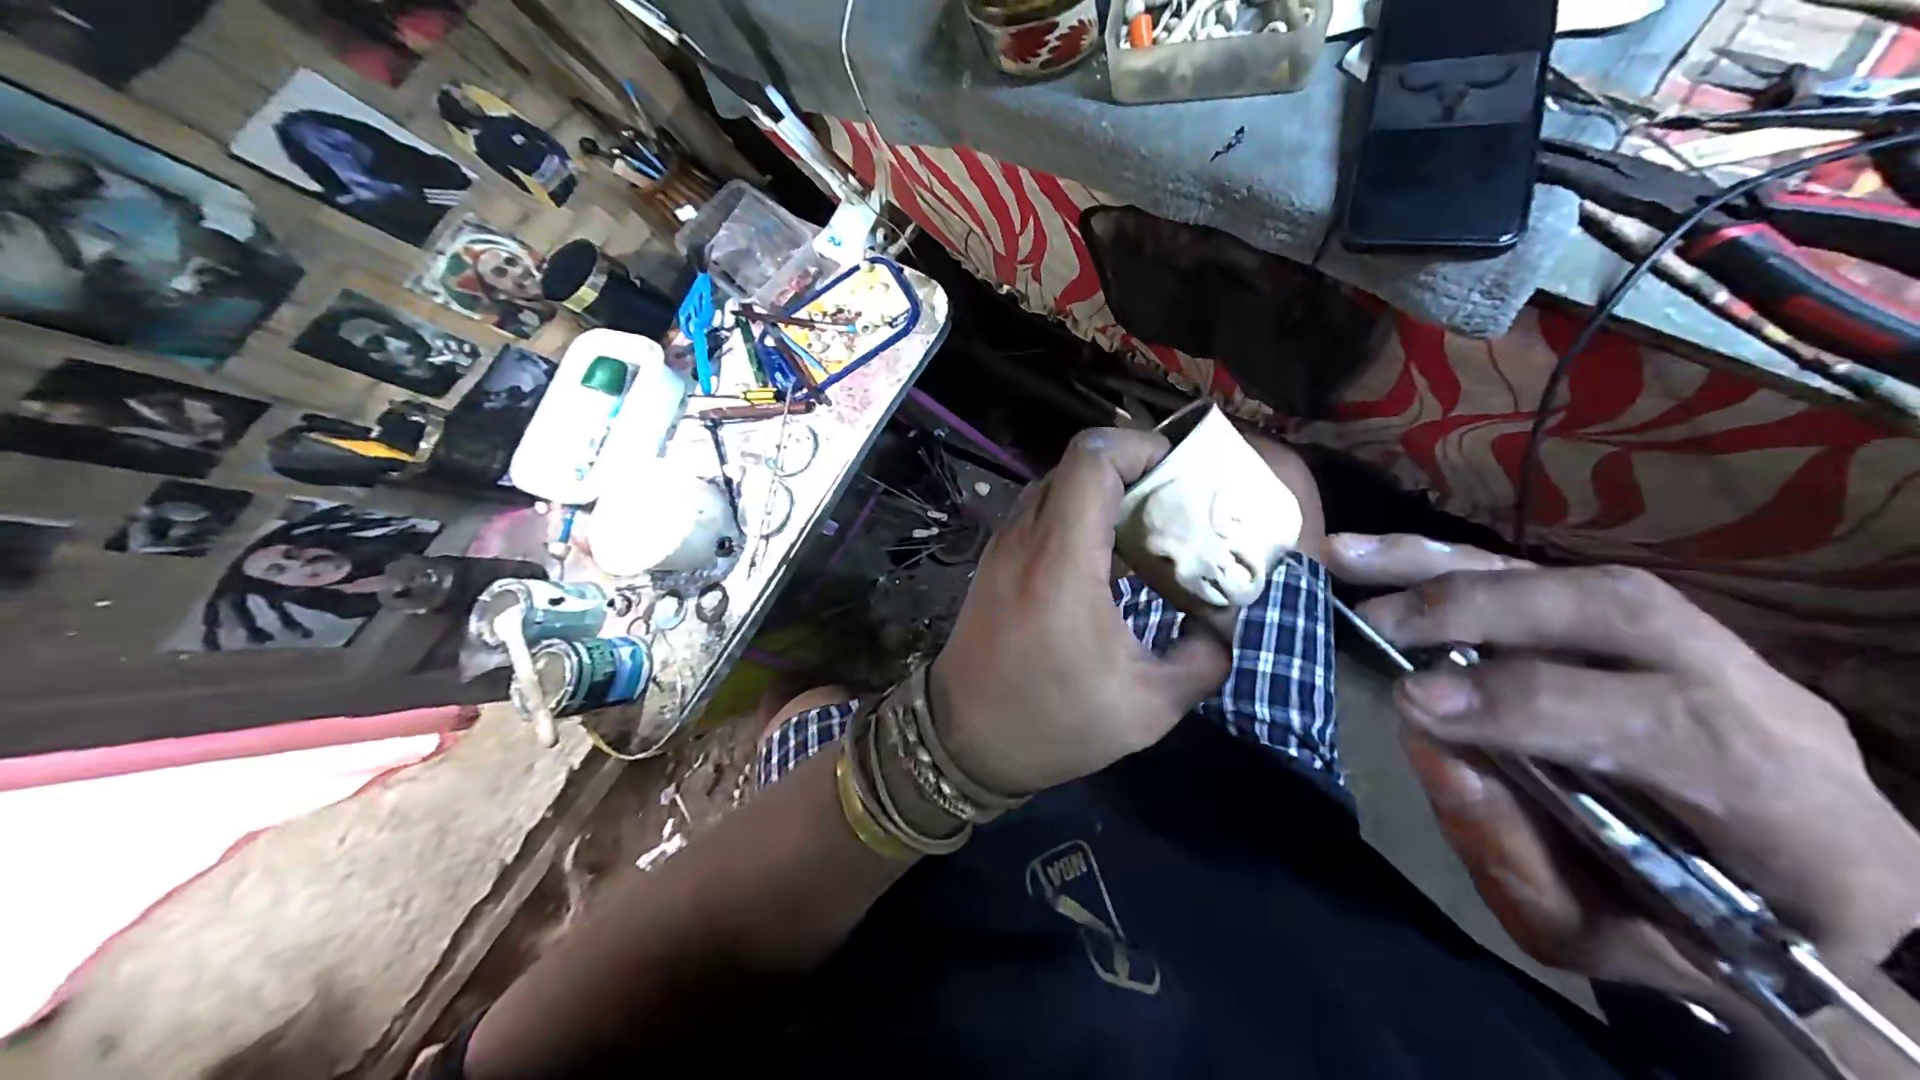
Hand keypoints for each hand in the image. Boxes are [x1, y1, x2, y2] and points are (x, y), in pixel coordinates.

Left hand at [931, 429, 1230, 794]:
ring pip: (1058, 483)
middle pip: (1077, 462)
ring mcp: (1004, 545)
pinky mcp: (996, 559)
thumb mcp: (1148, 707)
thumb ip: (1204, 656)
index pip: (1092, 459)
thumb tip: (1224, 618)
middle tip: (1176, 502)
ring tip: (1148, 528)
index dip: (1141, 447)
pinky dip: (1079, 513)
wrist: (963, 739)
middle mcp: (1026, 538)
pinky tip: (1110, 556)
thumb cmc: (1053, 725)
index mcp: (1061, 562)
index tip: (1182, 475)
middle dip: (1133, 467)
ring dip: (1105, 491)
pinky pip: (1041, 511)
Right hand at [1326, 533, 1919, 991]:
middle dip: (1481, 608)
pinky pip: (1545, 579)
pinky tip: (1383, 558)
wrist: (1799, 906)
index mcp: (1787, 808)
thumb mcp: (1596, 939)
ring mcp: (1708, 653)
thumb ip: (1511, 853)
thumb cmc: (1689, 937)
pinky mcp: (1642, 631)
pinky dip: (1454, 564)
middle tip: (1373, 621)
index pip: (1661, 727)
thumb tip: (1421, 742)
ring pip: (1578, 580)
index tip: (1411, 702)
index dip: (1527, 705)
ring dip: (1447, 566)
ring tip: (1347, 557)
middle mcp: (1760, 703)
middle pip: (1624, 615)